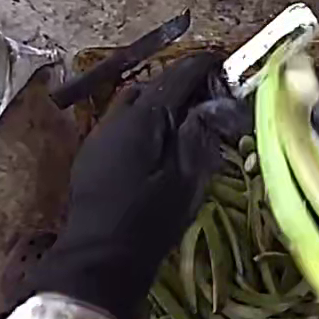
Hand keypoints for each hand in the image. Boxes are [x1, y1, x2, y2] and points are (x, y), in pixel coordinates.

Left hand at [32, 53, 242, 318]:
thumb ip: (199, 136)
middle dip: (182, 81)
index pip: (175, 78)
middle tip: (212, 91)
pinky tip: (163, 138)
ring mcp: (100, 136)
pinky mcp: (95, 154)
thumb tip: (212, 103)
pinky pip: (124, 121)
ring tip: (191, 113)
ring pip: (135, 103)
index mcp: (141, 122)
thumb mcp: (186, 181)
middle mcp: (115, 120)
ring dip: (163, 99)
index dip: (201, 65)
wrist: (99, 260)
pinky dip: (148, 118)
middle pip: (152, 85)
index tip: (223, 58)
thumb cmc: (149, 223)